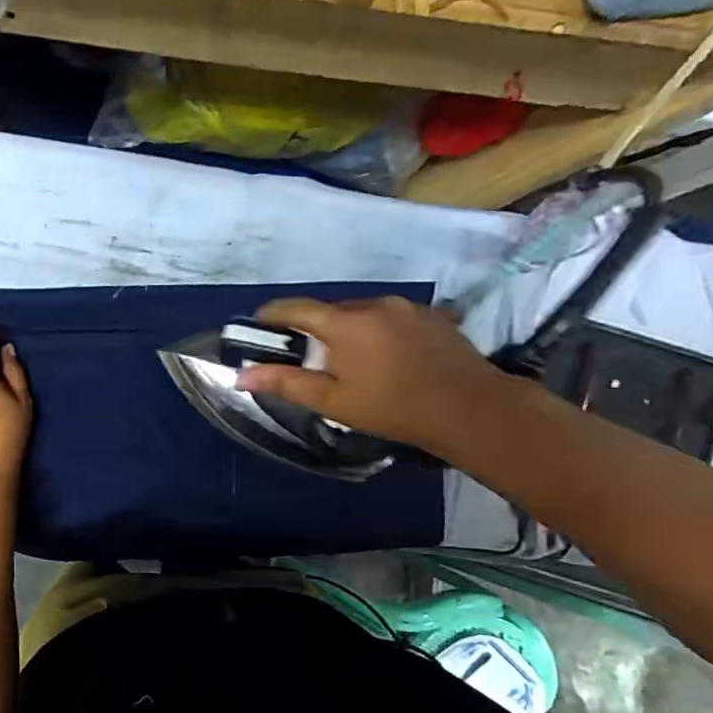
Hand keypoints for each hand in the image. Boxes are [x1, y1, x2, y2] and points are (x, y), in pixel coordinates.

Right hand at [234, 296, 515, 450]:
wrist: (470, 409)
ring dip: (346, 328)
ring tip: (346, 359)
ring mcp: (407, 306)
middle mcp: (375, 304)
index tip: (259, 325)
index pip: (296, 308)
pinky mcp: (432, 314)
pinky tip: (383, 356)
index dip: (272, 315)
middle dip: (312, 327)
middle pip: (330, 309)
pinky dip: (376, 330)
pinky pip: (390, 316)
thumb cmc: (392, 408)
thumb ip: (286, 383)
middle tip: (304, 354)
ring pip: (361, 311)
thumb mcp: (333, 401)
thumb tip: (242, 377)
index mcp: (346, 323)